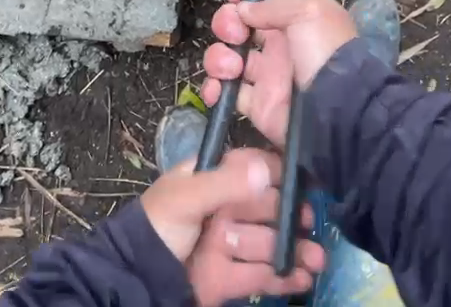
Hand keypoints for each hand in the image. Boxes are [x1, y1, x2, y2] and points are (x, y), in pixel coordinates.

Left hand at [141, 148, 326, 305]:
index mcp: (210, 180)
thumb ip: (225, 182)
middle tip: (312, 222)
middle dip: (291, 215)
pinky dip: (283, 277)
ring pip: (267, 242)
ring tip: (317, 258)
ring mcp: (225, 244)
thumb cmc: (159, 226)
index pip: (249, 169)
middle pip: (265, 208)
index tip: (304, 180)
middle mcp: (222, 209)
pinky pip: (260, 275)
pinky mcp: (226, 278)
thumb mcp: (187, 197)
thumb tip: (266, 169)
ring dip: (294, 249)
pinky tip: (303, 278)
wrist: (133, 281)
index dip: (277, 174)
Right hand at [199, 0, 358, 146]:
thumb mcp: (310, 11)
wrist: (339, 108)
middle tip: (235, 33)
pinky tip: (218, 89)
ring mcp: (265, 73)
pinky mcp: (257, 104)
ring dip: (219, 56)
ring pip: (227, 56)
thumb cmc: (326, 50)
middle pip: (237, 22)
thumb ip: (273, 4)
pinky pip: (227, 93)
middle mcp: (277, 42)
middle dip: (226, 22)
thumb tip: (242, 10)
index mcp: (294, 16)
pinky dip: (214, 89)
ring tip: (232, 67)